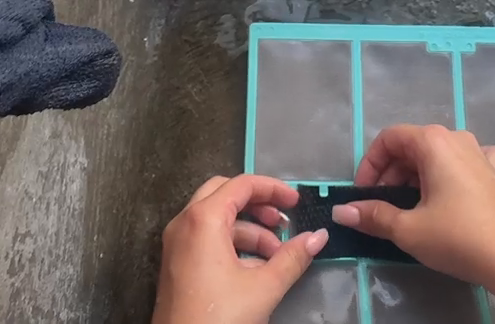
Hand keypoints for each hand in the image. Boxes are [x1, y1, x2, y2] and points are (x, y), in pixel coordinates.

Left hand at [153, 173, 328, 323]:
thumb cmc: (219, 319)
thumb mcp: (262, 288)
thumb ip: (293, 258)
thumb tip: (318, 237)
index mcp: (203, 218)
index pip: (242, 184)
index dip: (273, 189)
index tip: (296, 202)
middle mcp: (185, 222)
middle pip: (226, 194)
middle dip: (258, 205)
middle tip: (283, 222)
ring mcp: (177, 243)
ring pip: (217, 219)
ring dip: (249, 230)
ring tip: (277, 254)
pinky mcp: (176, 264)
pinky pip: (207, 239)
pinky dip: (232, 244)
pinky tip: (256, 268)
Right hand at [335, 125, 494, 323]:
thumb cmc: (458, 237)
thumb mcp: (409, 229)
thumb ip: (373, 216)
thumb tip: (341, 211)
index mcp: (432, 141)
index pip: (389, 139)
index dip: (370, 165)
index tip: (363, 194)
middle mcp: (456, 137)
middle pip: (412, 146)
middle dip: (391, 174)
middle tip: (383, 207)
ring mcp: (480, 152)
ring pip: (438, 154)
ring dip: (418, 175)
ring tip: (412, 206)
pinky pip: (469, 160)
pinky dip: (455, 170)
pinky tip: (456, 187)